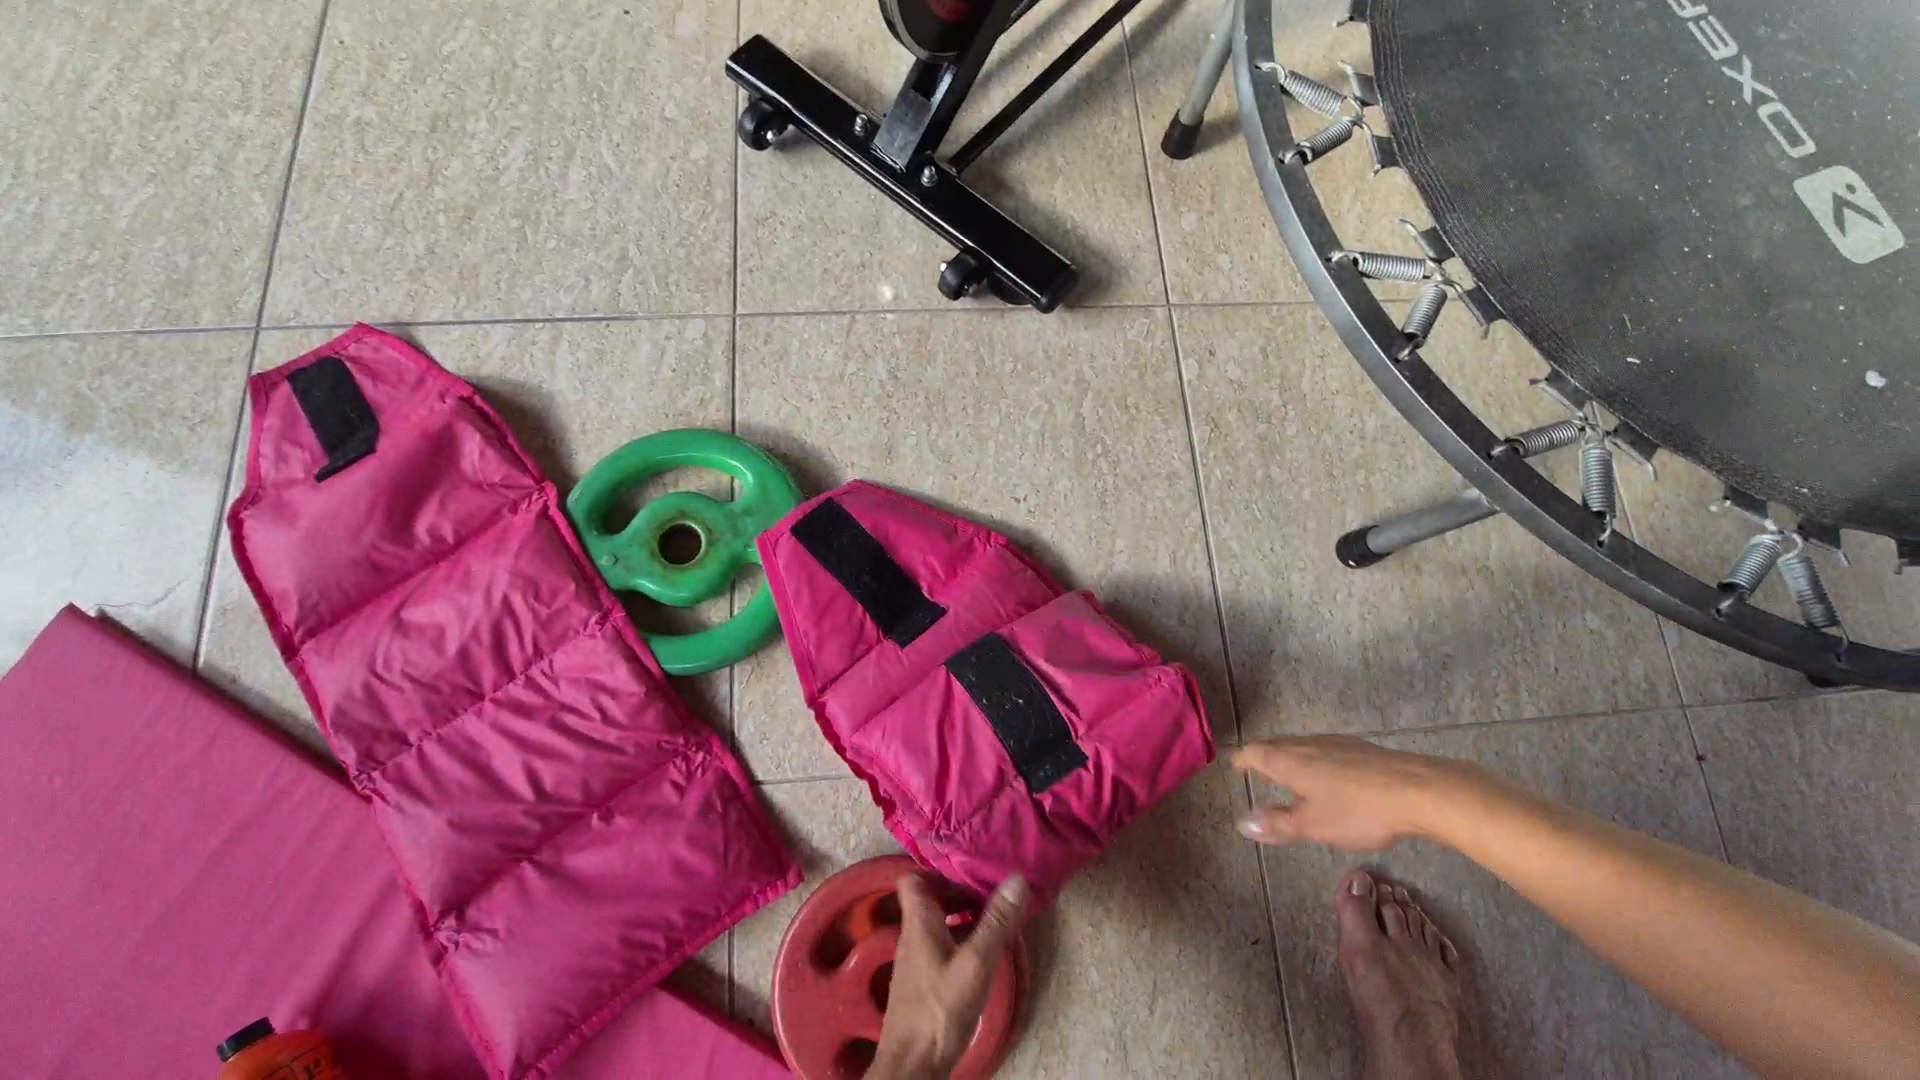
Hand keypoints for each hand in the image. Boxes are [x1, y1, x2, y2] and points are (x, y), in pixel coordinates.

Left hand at [870, 874, 1030, 1079]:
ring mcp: (915, 960)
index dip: (938, 870)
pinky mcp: (922, 982)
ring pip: (936, 923)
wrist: (911, 1067)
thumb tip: (1017, 878)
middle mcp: (912, 935)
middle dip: (959, 893)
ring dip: (961, 917)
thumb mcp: (975, 964)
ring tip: (993, 919)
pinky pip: (939, 945)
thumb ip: (996, 923)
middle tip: (991, 894)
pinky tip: (981, 953)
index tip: (971, 871)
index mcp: (919, 922)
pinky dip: (959, 940)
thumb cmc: (940, 1010)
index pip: (914, 878)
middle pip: (929, 900)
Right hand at [1231, 735, 1467, 851]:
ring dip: (1290, 759)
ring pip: (1302, 747)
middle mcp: (1307, 744)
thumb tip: (1242, 823)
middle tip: (1259, 774)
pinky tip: (1329, 778)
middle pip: (1276, 746)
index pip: (1253, 753)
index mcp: (1288, 760)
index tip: (1236, 769)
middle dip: (1264, 759)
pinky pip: (1325, 750)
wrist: (1419, 791)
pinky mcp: (1361, 749)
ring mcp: (1336, 743)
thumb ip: (1277, 824)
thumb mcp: (1312, 825)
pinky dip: (1315, 761)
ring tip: (1291, 777)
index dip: (1242, 761)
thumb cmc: (1358, 810)